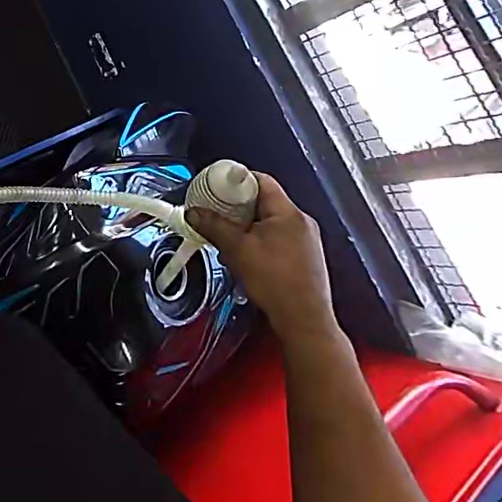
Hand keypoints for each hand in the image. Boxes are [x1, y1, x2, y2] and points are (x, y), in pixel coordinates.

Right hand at [187, 173, 339, 347]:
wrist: (304, 321)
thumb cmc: (274, 282)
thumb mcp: (238, 250)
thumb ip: (214, 227)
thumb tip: (193, 213)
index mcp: (288, 212)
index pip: (262, 180)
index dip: (238, 181)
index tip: (218, 188)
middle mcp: (301, 221)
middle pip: (266, 201)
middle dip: (239, 208)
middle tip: (218, 215)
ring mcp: (307, 240)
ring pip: (272, 222)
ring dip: (249, 227)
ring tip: (229, 240)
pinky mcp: (307, 258)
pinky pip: (280, 238)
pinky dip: (262, 241)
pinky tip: (248, 257)